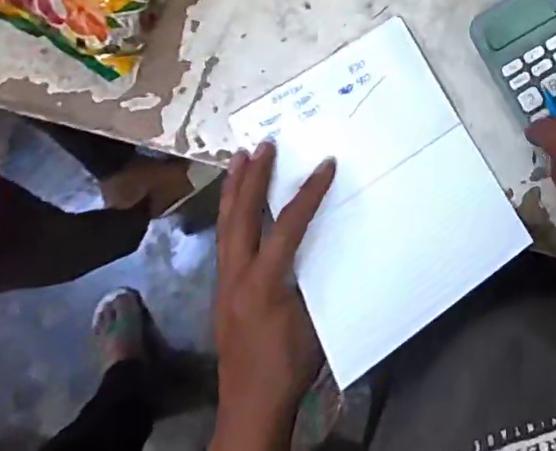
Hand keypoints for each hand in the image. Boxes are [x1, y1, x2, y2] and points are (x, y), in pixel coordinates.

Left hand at [211, 142, 334, 448]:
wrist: (251, 410)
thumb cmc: (291, 366)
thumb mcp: (316, 319)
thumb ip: (317, 276)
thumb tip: (332, 240)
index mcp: (264, 282)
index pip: (288, 224)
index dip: (309, 192)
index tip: (326, 164)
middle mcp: (237, 278)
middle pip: (241, 216)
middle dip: (253, 178)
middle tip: (262, 145)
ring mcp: (225, 285)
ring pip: (226, 227)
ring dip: (233, 191)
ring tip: (238, 160)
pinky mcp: (223, 294)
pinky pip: (226, 242)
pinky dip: (231, 216)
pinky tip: (236, 208)